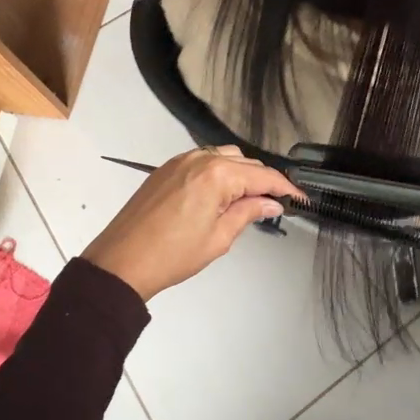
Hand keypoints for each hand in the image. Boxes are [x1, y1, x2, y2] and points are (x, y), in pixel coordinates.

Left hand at [84, 146, 305, 300]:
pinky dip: (218, 171)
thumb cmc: (171, 255)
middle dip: (263, 181)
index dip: (285, 188)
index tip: (299, 199)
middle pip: (245, 163)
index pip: (263, 176)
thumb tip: (271, 204)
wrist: (121, 263)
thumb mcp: (219, 238)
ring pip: (224, 157)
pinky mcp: (166, 169)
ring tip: (247, 200)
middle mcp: (200, 159)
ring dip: (240, 173)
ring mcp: (181, 161)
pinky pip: (202, 160)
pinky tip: (221, 194)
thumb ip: (248, 213)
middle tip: (274, 204)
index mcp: (217, 175)